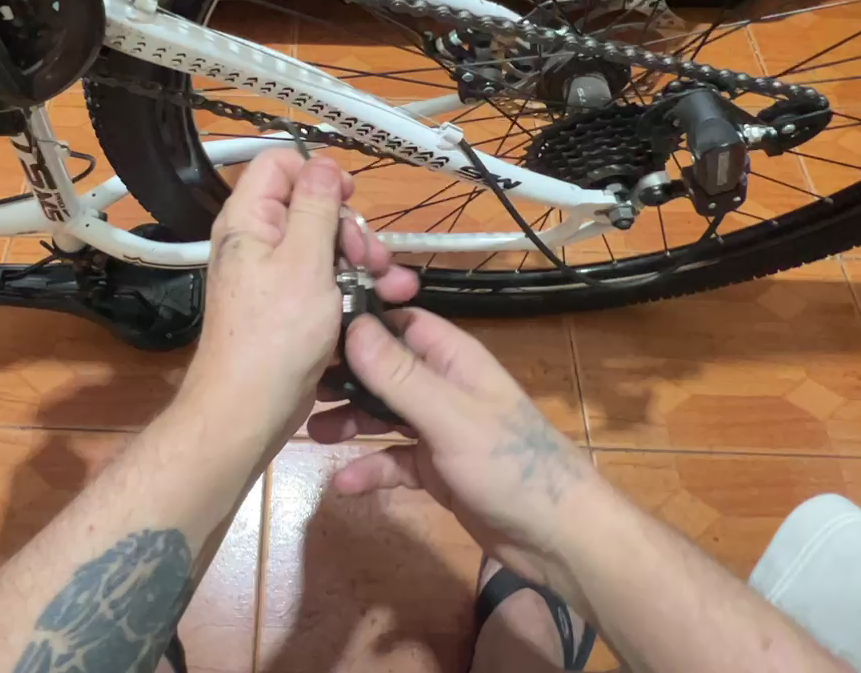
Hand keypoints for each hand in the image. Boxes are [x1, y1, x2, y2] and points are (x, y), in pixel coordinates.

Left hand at [183, 149, 417, 438]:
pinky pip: (324, 278)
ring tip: (394, 282)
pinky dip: (353, 283)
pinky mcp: (289, 304)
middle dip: (349, 226)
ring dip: (362, 258)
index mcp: (250, 219)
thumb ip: (315, 207)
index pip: (278, 165)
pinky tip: (387, 297)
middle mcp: (258, 240)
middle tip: (372, 255)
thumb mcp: (304, 261)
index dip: (317, 173)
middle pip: (309, 206)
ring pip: (324, 245)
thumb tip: (322, 164)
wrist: (249, 409)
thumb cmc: (276, 333)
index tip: (348, 199)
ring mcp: (274, 274)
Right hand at [307, 307, 603, 592]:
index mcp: (450, 357)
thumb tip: (350, 327)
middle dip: (346, 375)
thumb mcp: (448, 415)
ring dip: (351, 419)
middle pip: (383, 368)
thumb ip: (398, 375)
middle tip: (304, 385)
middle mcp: (441, 385)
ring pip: (383, 413)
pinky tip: (343, 483)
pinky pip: (393, 459)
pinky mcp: (435, 467)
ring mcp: (437, 427)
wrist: (557, 537)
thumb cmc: (507, 463)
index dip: (359, 322)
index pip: (398, 322)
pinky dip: (370, 467)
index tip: (314, 330)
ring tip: (312, 429)